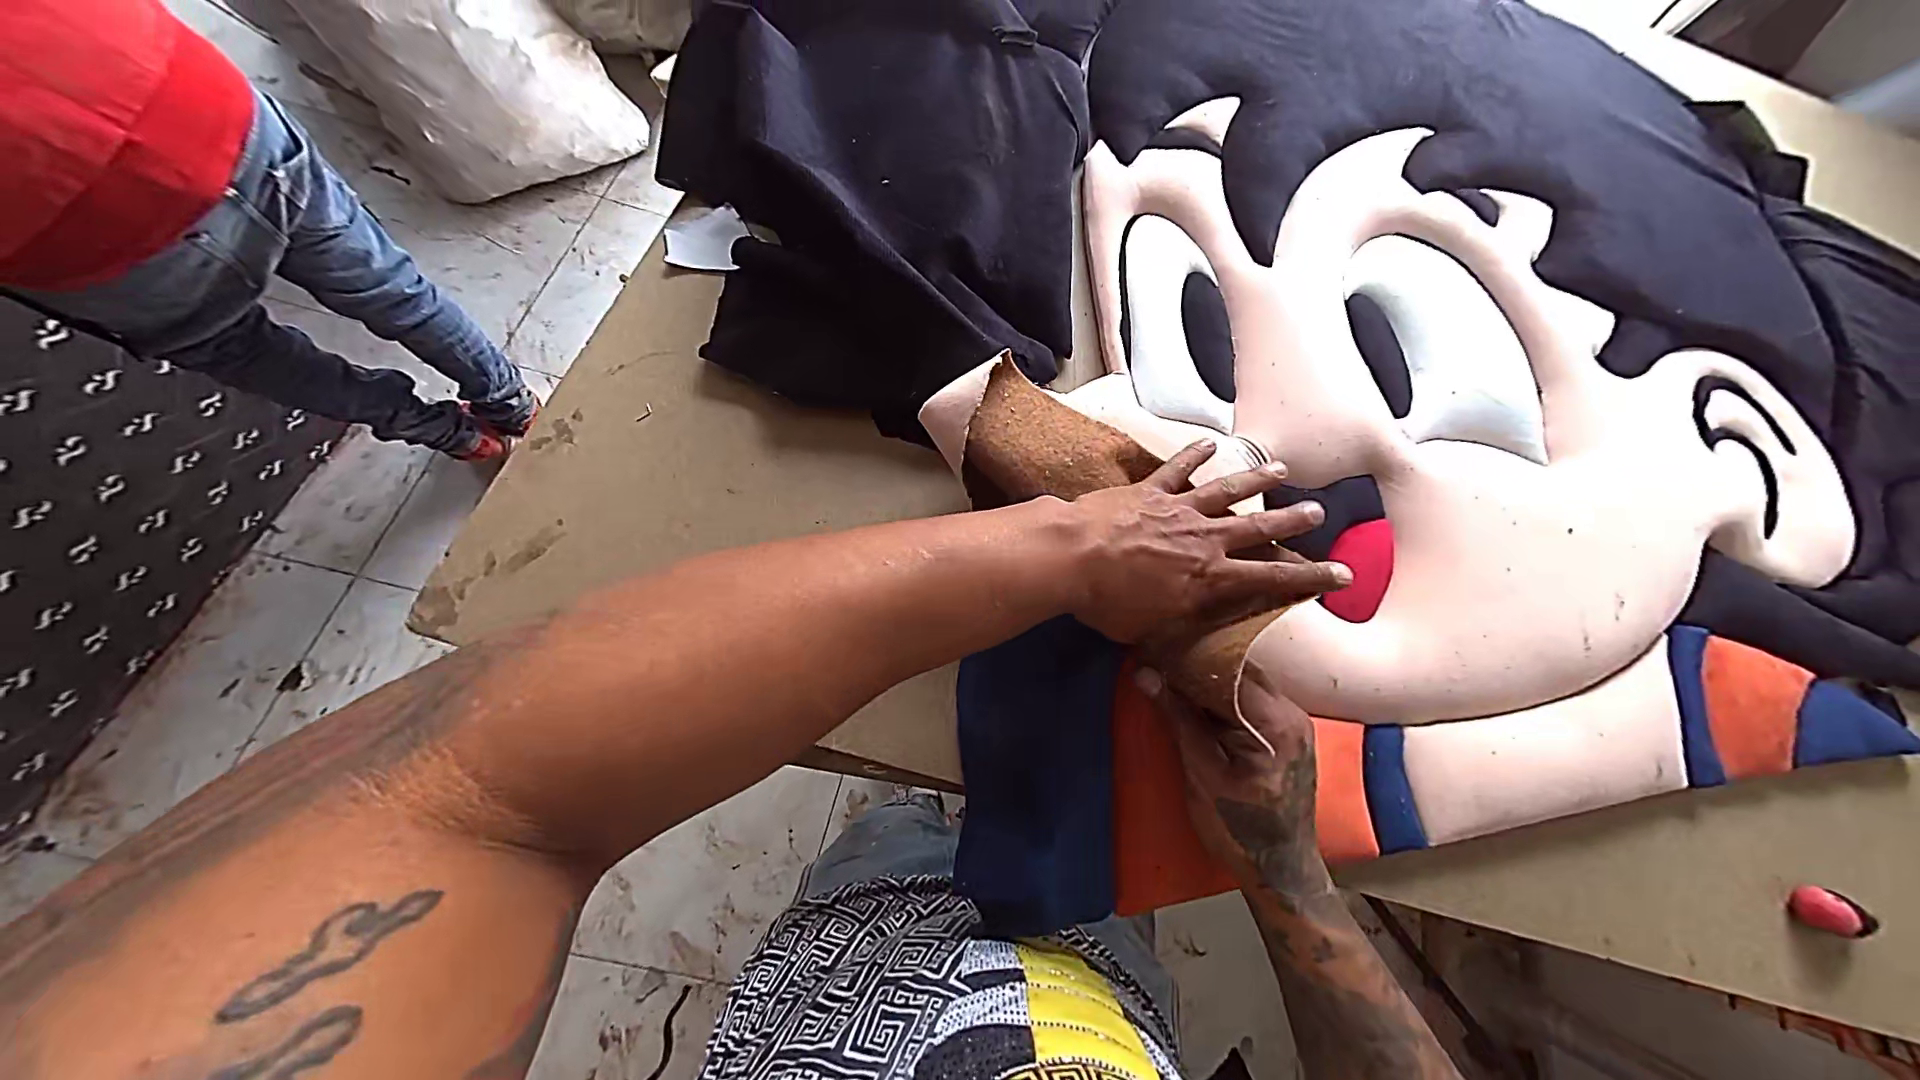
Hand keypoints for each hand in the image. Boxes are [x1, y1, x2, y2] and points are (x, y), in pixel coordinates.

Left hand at [1062, 440, 1350, 642]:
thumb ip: (1171, 622)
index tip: (1342, 573)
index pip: (1270, 578)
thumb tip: (1182, 627)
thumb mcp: (1144, 629)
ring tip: (1282, 469)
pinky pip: (1177, 467)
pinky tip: (1208, 443)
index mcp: (1208, 577)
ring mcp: (1178, 509)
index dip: (1310, 577)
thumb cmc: (1104, 602)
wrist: (1071, 558)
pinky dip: (1194, 454)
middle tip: (1319, 512)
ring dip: (1257, 480)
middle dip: (1292, 521)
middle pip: (1258, 527)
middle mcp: (1203, 539)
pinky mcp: (1149, 490)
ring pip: (1228, 490)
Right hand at [1135, 661, 1333, 900]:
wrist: (1279, 871)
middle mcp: (1291, 713)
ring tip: (1170, 678)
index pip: (1228, 669)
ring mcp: (1293, 722)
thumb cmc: (1239, 828)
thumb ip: (1178, 718)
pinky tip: (1195, 701)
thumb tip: (1145, 673)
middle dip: (1198, 666)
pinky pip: (1250, 699)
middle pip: (1239, 670)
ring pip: (1244, 682)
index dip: (1189, 658)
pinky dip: (1222, 696)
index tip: (1154, 650)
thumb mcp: (1202, 773)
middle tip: (1158, 662)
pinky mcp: (1286, 733)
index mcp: (1275, 722)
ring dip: (1209, 681)